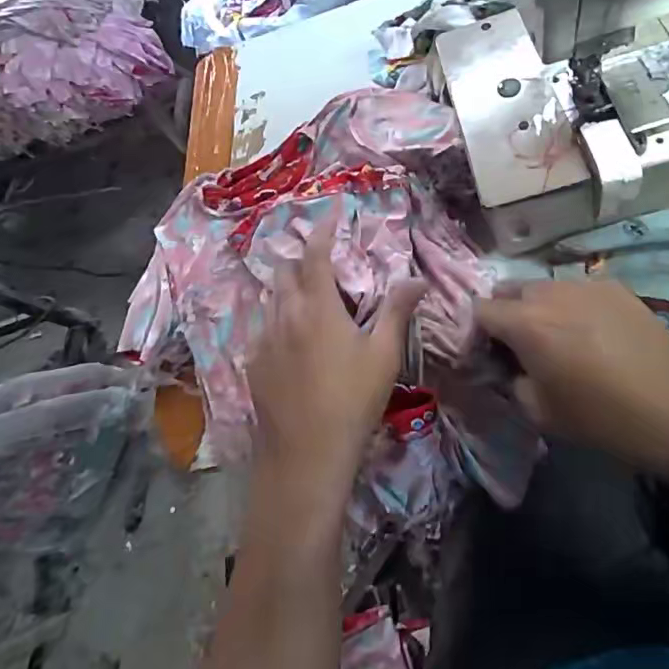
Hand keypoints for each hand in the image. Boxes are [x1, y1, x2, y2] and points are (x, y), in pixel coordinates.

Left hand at [249, 210, 425, 505]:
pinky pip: (263, 328)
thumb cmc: (352, 400)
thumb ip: (397, 311)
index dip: (322, 230)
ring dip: (288, 288)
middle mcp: (284, 316)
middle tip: (321, 260)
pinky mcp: (252, 365)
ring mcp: (263, 341)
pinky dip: (278, 320)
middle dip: (301, 258)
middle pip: (284, 271)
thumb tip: (416, 280)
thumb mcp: (384, 355)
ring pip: (271, 299)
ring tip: (309, 298)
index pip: (315, 255)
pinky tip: (293, 341)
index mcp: (318, 308)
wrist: (305, 455)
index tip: (330, 213)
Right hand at [476, 280, 668, 474]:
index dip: (478, 332)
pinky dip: (575, 306)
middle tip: (524, 347)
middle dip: (508, 314)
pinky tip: (597, 334)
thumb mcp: (539, 412)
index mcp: (525, 322)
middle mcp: (551, 292)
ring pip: (547, 287)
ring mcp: (586, 284)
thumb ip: (511, 380)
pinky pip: (580, 290)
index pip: (480, 309)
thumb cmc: (600, 417)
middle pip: (511, 290)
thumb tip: (509, 365)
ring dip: (542, 308)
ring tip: (564, 339)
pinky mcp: (615, 286)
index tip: (491, 355)